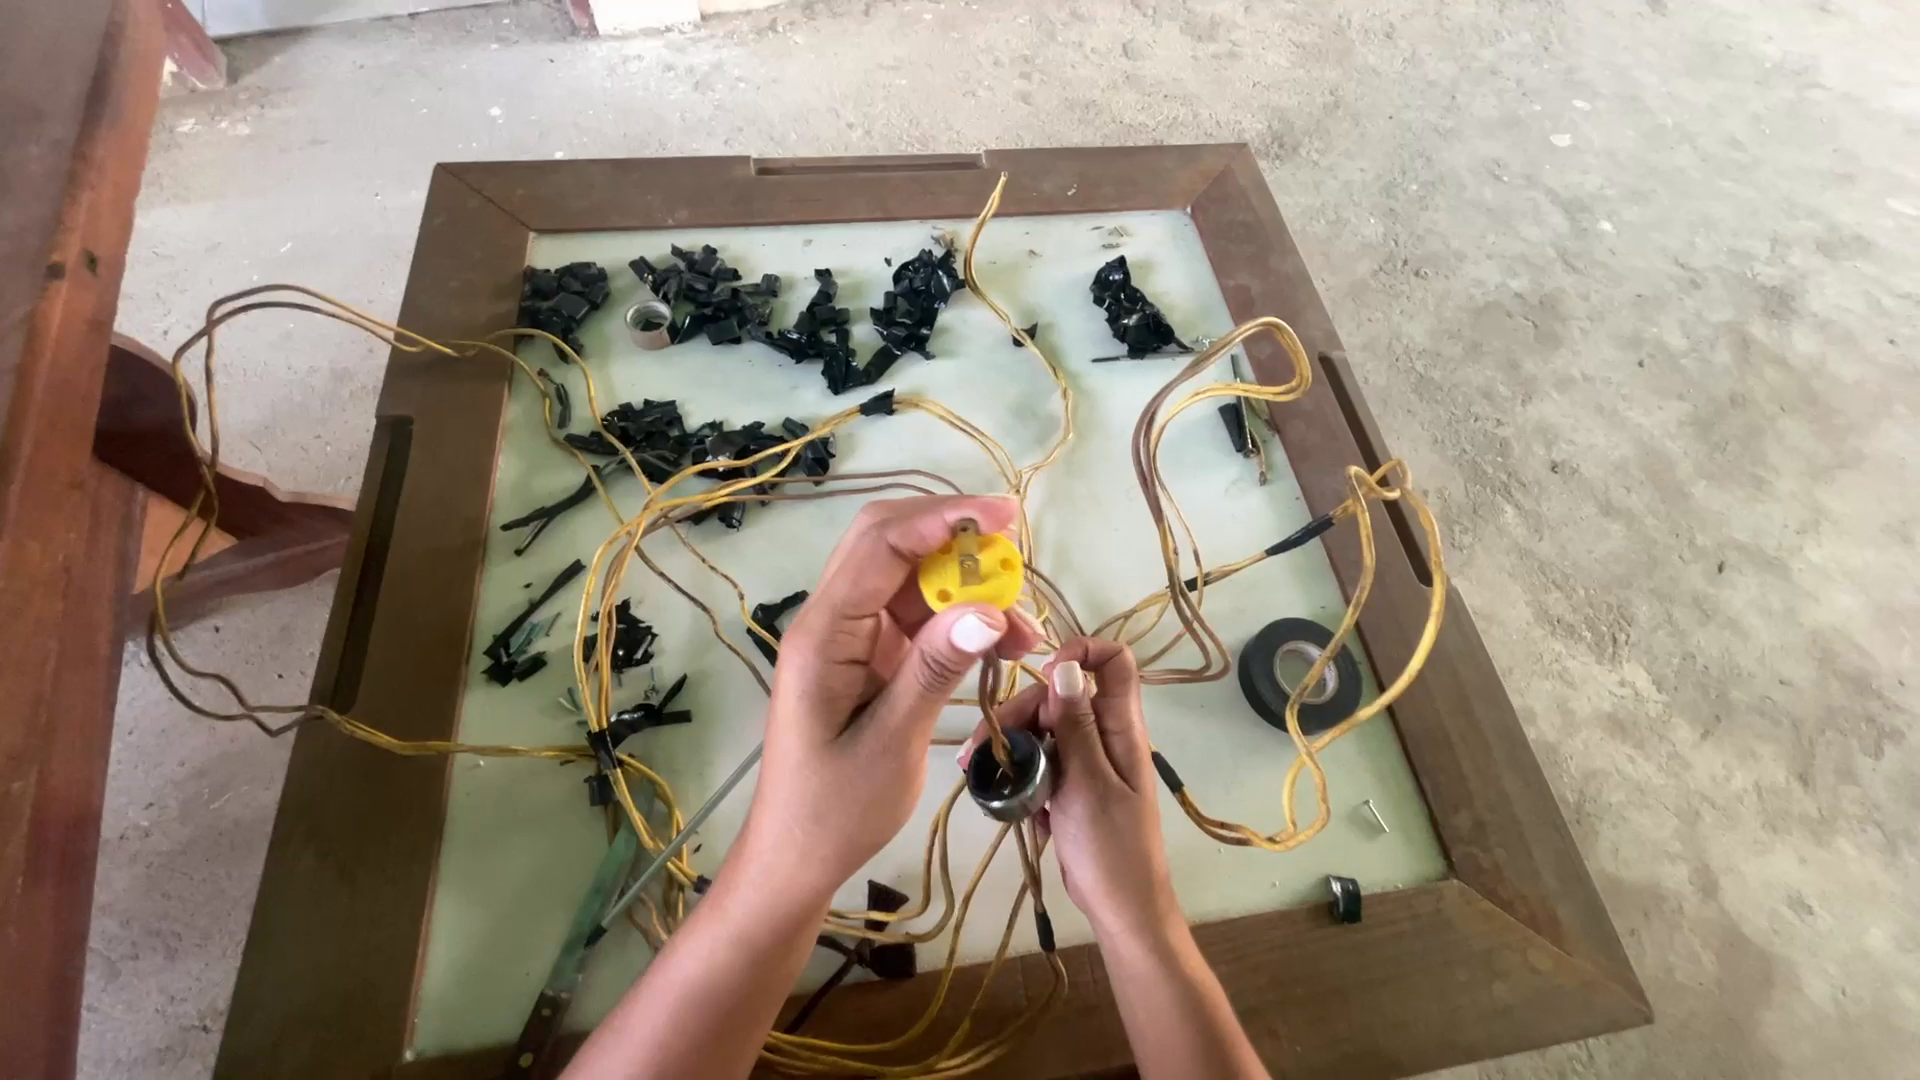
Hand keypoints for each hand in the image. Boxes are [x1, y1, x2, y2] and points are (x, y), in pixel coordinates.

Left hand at [735, 495, 1042, 899]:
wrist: (797, 858)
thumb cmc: (834, 810)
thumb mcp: (892, 744)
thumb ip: (934, 669)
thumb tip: (987, 608)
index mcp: (824, 633)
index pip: (881, 546)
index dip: (942, 520)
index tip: (1004, 516)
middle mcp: (833, 620)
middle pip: (890, 544)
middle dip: (954, 539)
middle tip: (1014, 554)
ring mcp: (850, 636)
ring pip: (910, 579)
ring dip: (966, 587)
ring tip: (1021, 628)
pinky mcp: (868, 656)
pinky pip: (916, 617)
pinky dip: (959, 620)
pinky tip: (1000, 644)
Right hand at [970, 638, 1179, 939]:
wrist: (1121, 911)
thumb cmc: (1111, 849)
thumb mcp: (1088, 784)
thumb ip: (1075, 725)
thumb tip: (1064, 666)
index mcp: (1121, 728)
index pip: (1115, 663)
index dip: (1082, 651)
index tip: (1042, 674)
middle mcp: (1105, 735)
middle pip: (1060, 696)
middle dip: (1020, 712)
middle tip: (983, 746)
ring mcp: (1087, 760)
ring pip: (1044, 729)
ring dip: (1011, 745)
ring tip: (975, 770)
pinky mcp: (1071, 783)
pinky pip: (1041, 760)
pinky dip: (1020, 772)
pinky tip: (1002, 796)